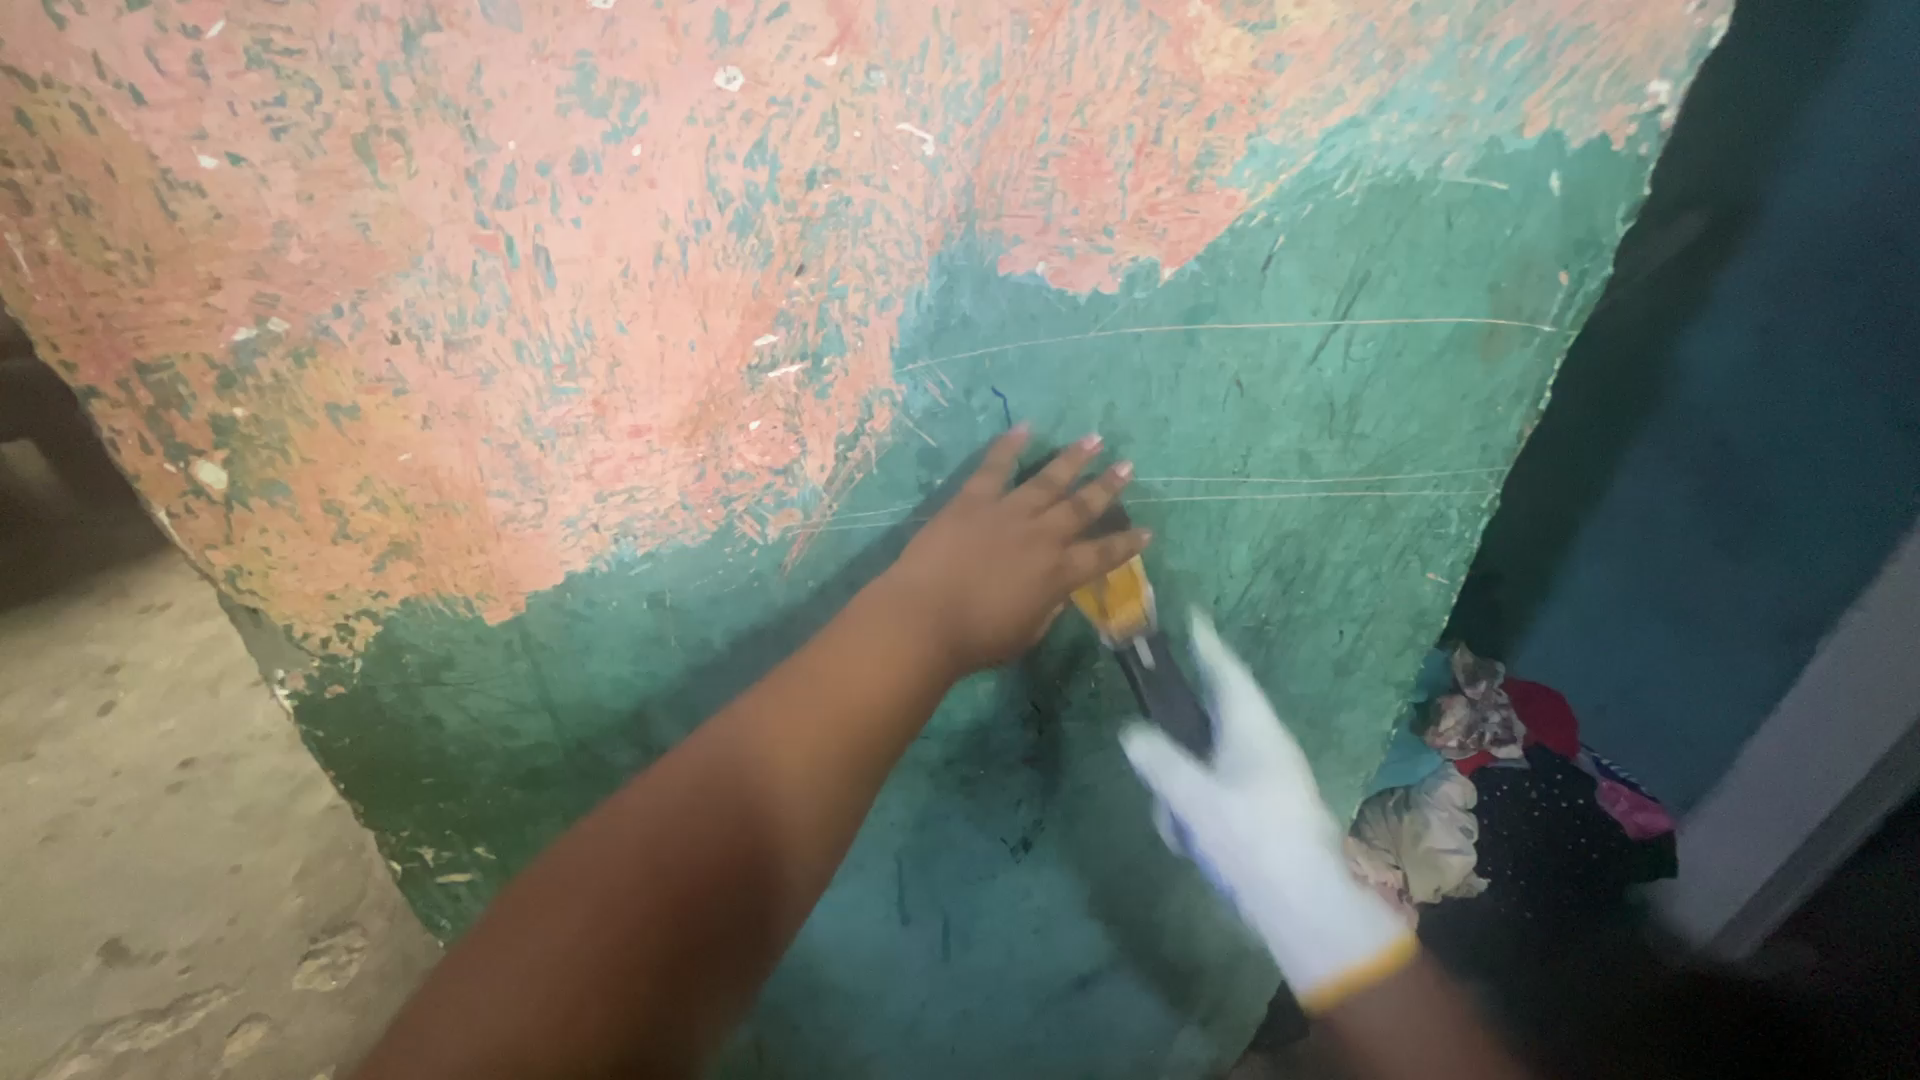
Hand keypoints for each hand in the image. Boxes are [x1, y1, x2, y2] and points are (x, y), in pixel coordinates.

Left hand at [874, 426, 1151, 675]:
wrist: (923, 619)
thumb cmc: (975, 640)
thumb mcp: (1026, 635)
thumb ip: (1047, 610)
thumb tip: (1059, 593)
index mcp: (1058, 575)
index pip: (1103, 555)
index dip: (1127, 544)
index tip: (1147, 530)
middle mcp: (1042, 537)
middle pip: (1082, 507)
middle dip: (1107, 487)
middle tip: (1127, 466)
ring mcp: (1007, 513)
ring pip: (1048, 480)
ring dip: (1073, 459)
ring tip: (1094, 439)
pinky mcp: (972, 501)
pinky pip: (995, 467)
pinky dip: (1009, 446)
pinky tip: (1025, 428)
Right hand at [1119, 612, 1416, 1011]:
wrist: (1303, 905)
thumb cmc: (1252, 838)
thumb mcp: (1194, 798)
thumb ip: (1159, 761)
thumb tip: (1131, 733)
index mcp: (1253, 731)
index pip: (1227, 674)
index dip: (1207, 645)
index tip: (1193, 618)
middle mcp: (1262, 746)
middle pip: (1209, 721)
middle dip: (1178, 744)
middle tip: (1158, 761)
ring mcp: (1264, 780)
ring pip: (1205, 766)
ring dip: (1182, 792)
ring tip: (1178, 827)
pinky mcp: (1261, 811)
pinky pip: (1213, 796)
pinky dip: (1195, 816)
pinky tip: (1192, 845)